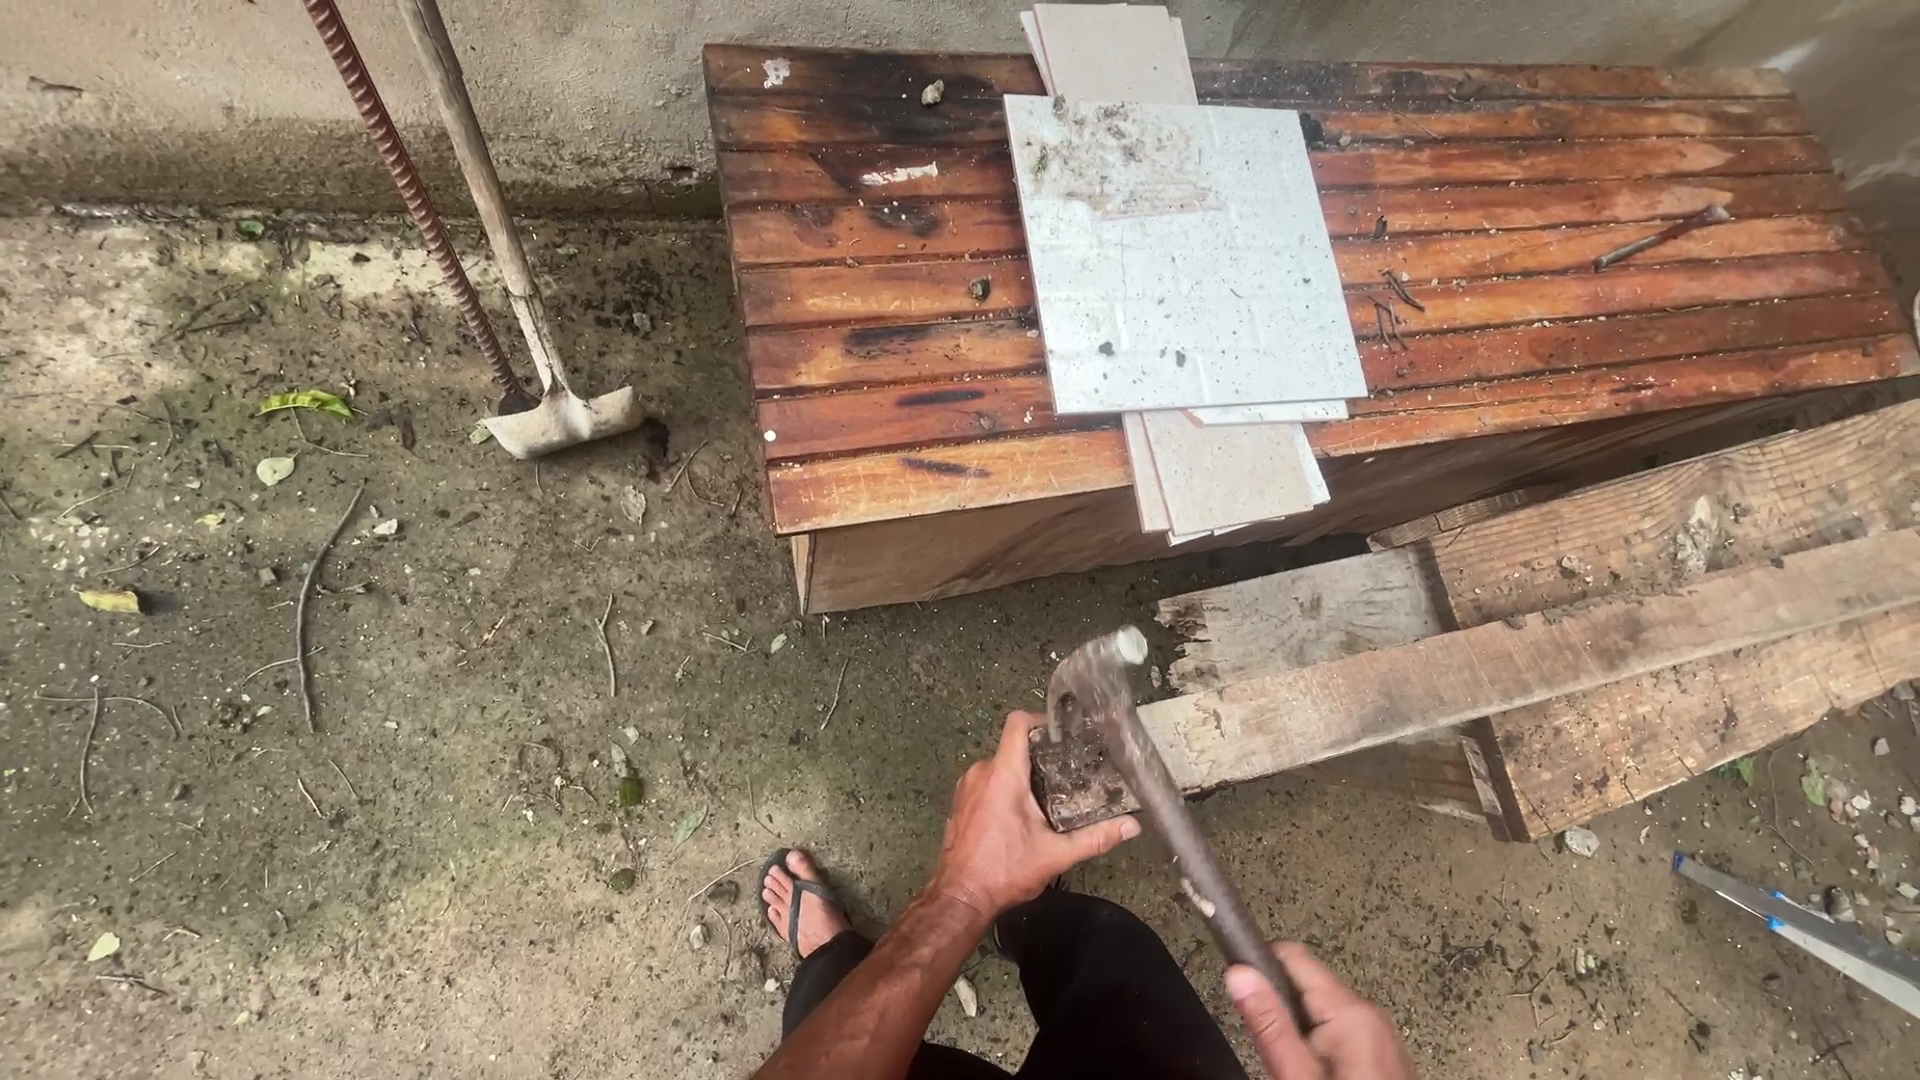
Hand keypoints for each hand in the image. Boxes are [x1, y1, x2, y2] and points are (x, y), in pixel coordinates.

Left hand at [927, 710, 1139, 918]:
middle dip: (1040, 757)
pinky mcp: (960, 802)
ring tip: (1049, 796)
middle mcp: (981, 771)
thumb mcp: (1055, 855)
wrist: (960, 897)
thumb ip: (1095, 838)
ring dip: (1022, 776)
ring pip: (1000, 766)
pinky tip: (1020, 814)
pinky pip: (985, 782)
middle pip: (1013, 747)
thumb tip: (1131, 826)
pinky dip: (1003, 789)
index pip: (1018, 723)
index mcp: (1003, 773)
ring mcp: (966, 786)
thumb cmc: (1004, 871)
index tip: (1064, 735)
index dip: (1041, 720)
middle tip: (1068, 773)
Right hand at [1227, 943, 1414, 1079]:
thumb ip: (1269, 1024)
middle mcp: (1370, 1014)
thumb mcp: (1299, 1078)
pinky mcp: (1383, 1054)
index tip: (1245, 995)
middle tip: (1280, 1056)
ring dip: (1300, 1034)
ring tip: (1300, 1072)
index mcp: (1351, 1012)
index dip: (1260, 969)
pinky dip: (1321, 1048)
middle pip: (1305, 985)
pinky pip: (1339, 1033)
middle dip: (1282, 1012)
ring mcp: (1381, 1036)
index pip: (1291, 955)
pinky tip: (1320, 1077)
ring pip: (1320, 1012)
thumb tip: (1239, 974)